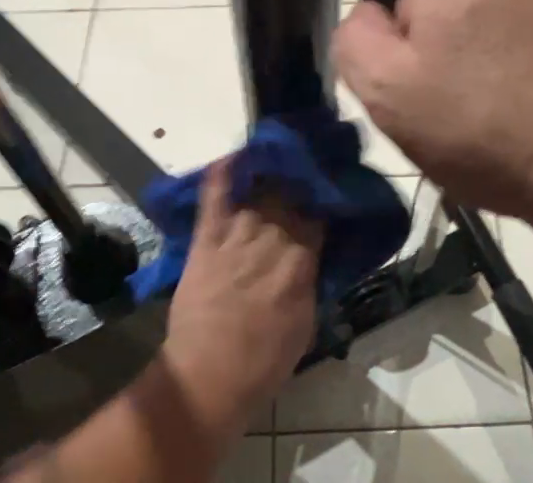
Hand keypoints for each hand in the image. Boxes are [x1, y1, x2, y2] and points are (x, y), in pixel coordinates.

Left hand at [159, 164, 322, 437]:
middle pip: (289, 197)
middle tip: (303, 169)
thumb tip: (314, 258)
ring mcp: (237, 236)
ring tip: (277, 158)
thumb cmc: (265, 361)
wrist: (210, 374)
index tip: (326, 191)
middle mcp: (272, 240)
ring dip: (269, 174)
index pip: (318, 217)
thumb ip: (310, 282)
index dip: (322, 201)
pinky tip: (232, 157)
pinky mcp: (207, 239)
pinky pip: (214, 198)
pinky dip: (222, 175)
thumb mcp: (306, 322)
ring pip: (258, 192)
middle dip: (298, 181)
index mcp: (301, 263)